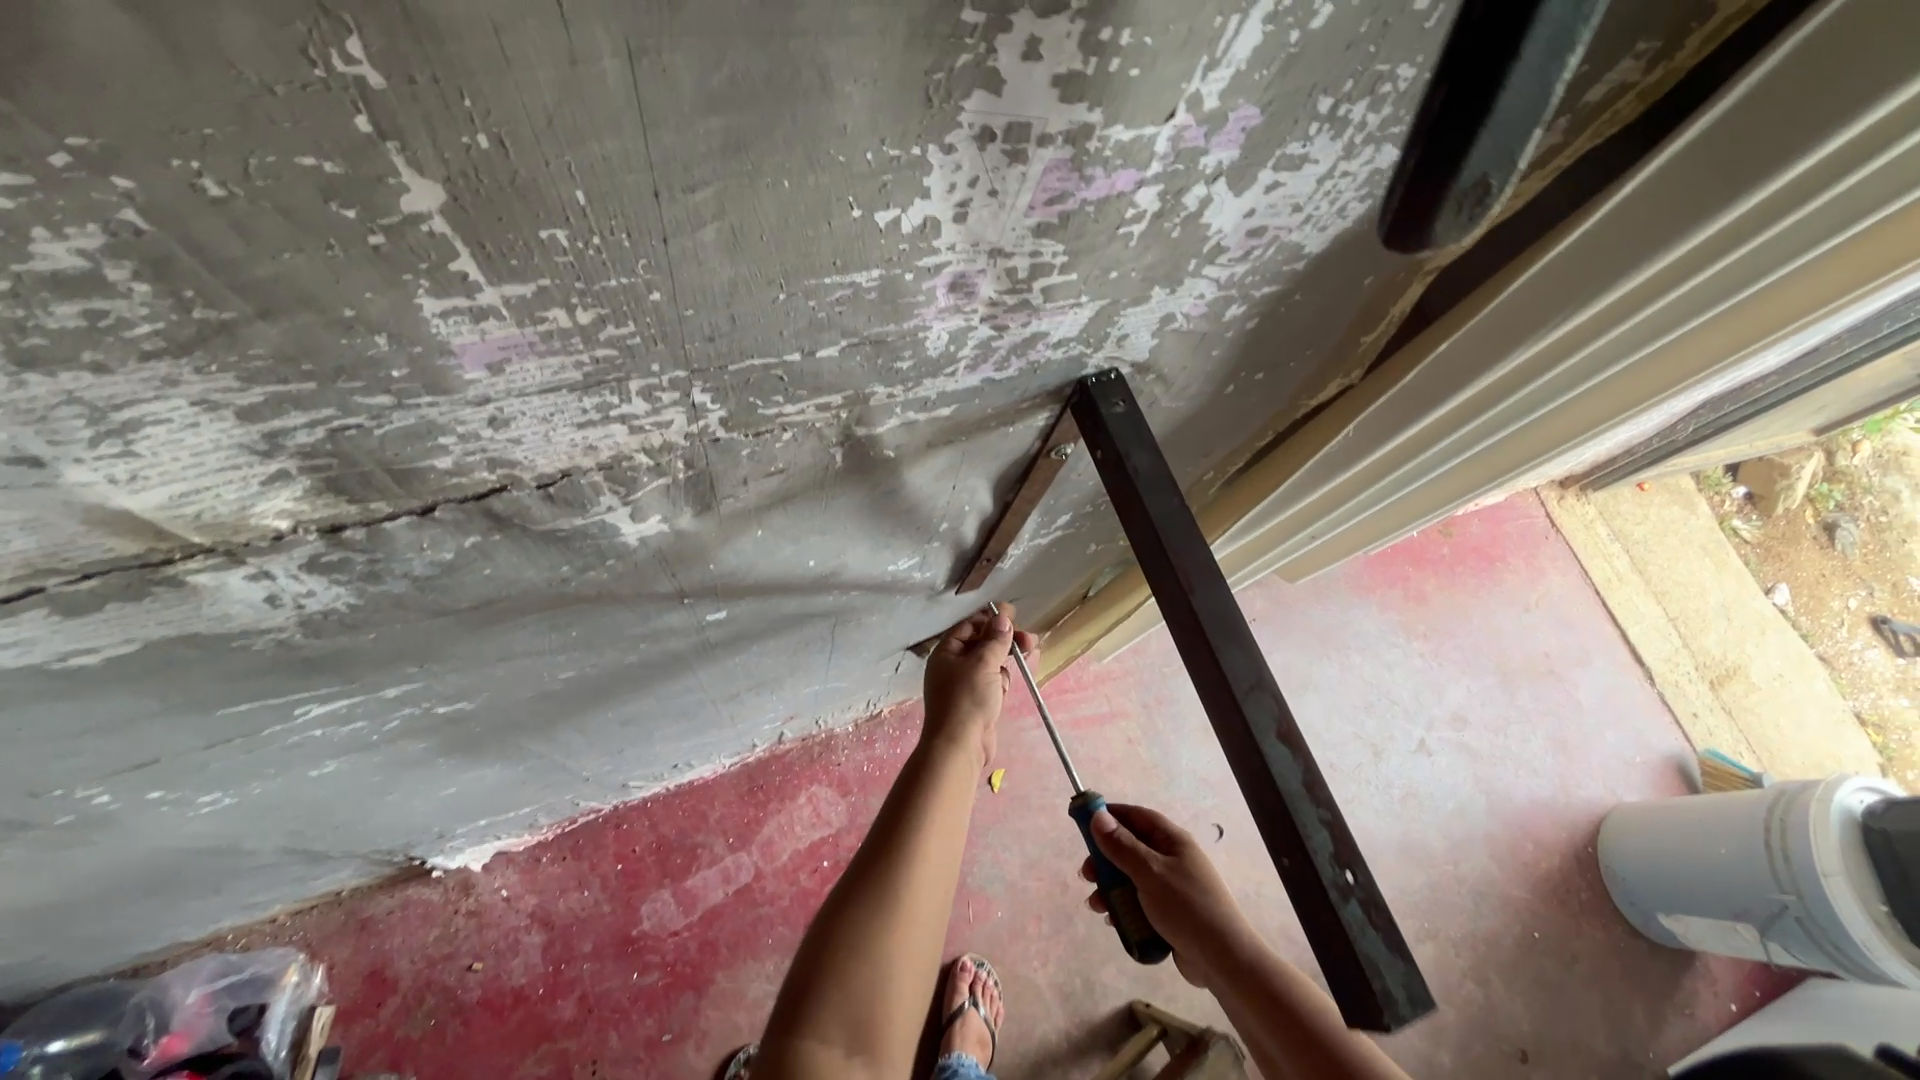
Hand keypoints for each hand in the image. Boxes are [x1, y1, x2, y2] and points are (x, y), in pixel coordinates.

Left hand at [922, 604, 1038, 767]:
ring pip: (990, 663)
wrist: (960, 746)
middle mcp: (953, 666)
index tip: (1013, 614)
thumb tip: (1002, 618)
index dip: (990, 619)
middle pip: (982, 644)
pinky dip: (1005, 677)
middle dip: (1005, 639)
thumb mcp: (983, 663)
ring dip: (1008, 657)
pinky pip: (994, 681)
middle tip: (1029, 638)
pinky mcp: (978, 701)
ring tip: (1030, 651)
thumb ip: (995, 640)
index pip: (969, 626)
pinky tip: (1017, 674)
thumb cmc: (967, 699)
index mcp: (946, 652)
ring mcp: (966, 685)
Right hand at [1081, 803, 1256, 987]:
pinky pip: (1138, 902)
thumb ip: (1122, 846)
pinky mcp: (1168, 913)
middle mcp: (1171, 860)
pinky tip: (1112, 920)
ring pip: (1131, 878)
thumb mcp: (1150, 873)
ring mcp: (1170, 888)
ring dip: (1110, 888)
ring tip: (1096, 905)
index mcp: (1173, 842)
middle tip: (1086, 874)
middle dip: (1105, 860)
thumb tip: (1098, 815)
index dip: (1111, 815)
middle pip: (1130, 849)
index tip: (1084, 822)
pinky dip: (1123, 907)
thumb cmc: (1186, 907)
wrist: (1223, 959)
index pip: (1138, 817)